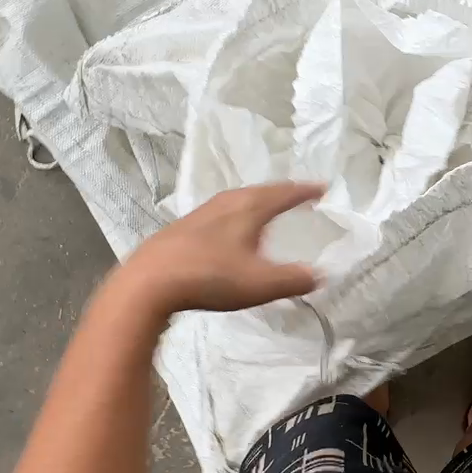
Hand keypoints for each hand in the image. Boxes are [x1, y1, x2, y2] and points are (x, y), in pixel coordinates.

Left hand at [111, 182, 323, 314]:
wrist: (148, 283)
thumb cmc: (211, 277)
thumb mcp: (260, 284)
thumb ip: (294, 279)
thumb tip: (321, 275)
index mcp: (250, 207)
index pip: (286, 193)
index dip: (306, 191)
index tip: (323, 188)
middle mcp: (228, 202)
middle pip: (262, 191)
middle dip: (283, 193)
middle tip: (299, 196)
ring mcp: (202, 213)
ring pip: (238, 199)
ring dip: (258, 202)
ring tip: (268, 210)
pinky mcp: (183, 227)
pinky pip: (222, 212)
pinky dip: (237, 215)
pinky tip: (232, 231)